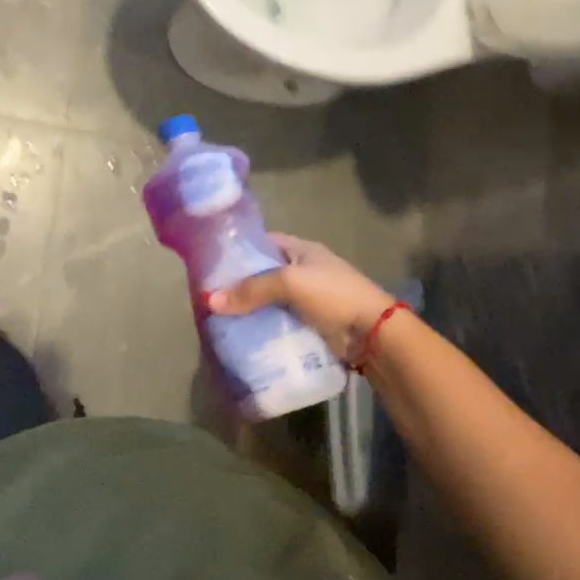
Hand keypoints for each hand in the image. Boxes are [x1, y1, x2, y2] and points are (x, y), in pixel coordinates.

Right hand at [207, 233, 395, 361]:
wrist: (372, 335)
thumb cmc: (334, 295)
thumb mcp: (290, 282)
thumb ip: (251, 289)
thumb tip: (210, 301)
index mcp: (302, 251)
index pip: (262, 243)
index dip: (238, 251)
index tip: (210, 263)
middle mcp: (303, 272)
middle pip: (262, 275)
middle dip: (237, 286)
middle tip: (207, 297)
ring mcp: (306, 300)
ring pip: (267, 302)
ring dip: (247, 310)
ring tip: (216, 319)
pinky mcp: (307, 325)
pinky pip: (276, 323)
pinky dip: (260, 328)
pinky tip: (238, 335)